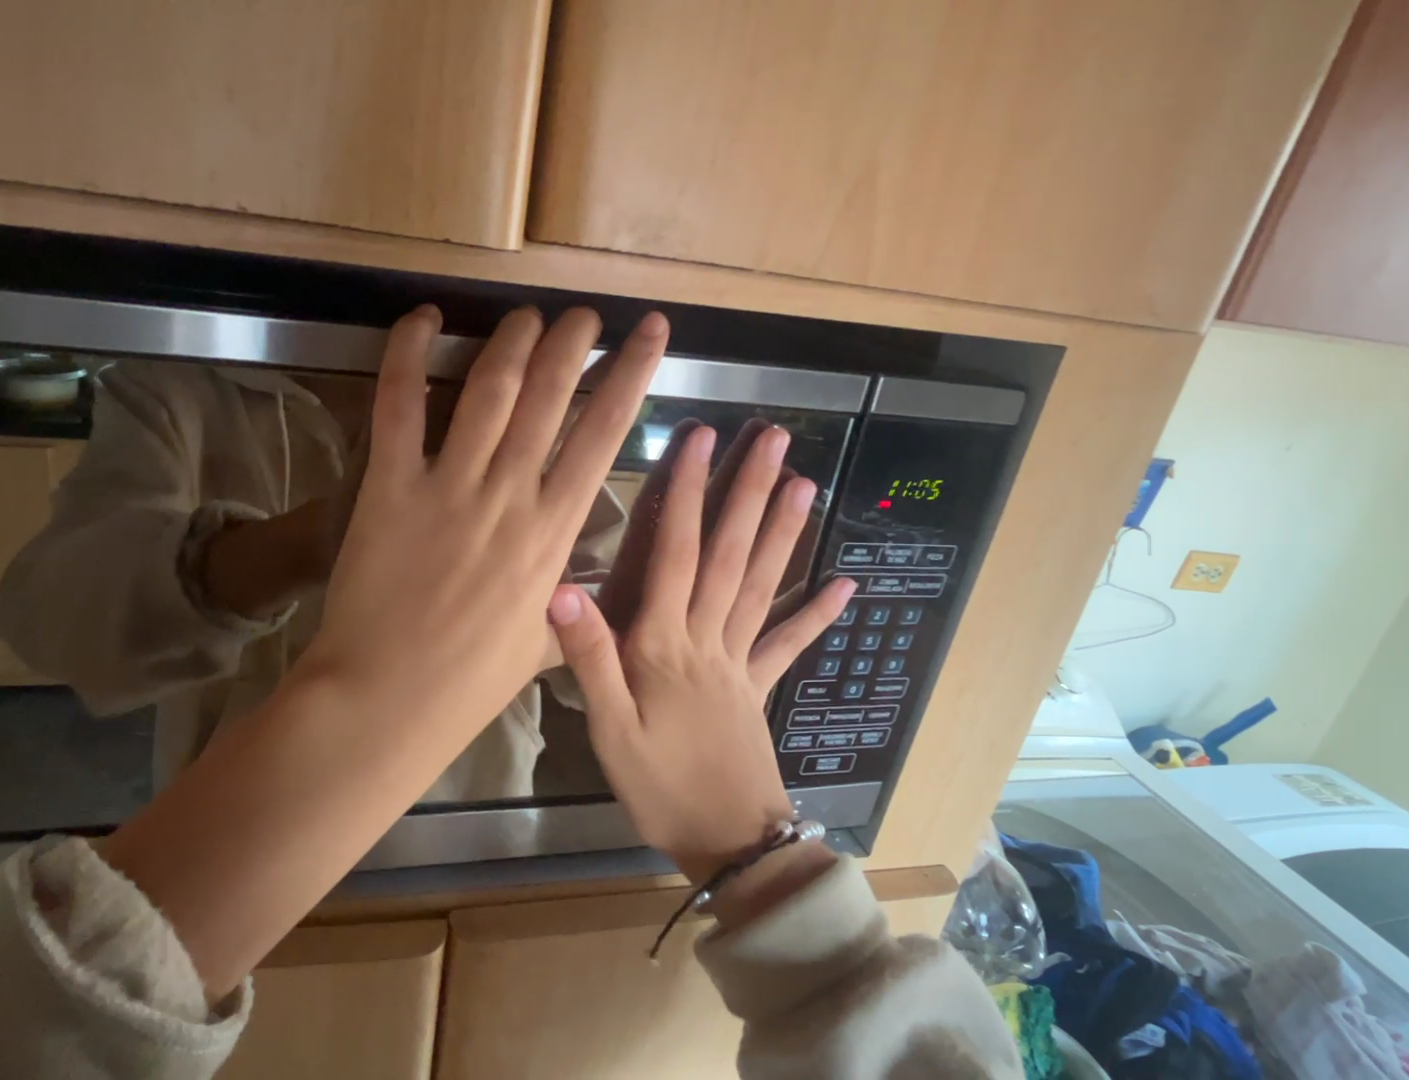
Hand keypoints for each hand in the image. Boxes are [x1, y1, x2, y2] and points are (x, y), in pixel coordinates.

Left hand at [297, 304, 668, 761]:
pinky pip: (400, 407)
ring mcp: (449, 486)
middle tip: (582, 315)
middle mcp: (510, 495)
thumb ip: (570, 602)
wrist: (391, 698)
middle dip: (573, 343)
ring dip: (513, 341)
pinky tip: (425, 320)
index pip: (604, 435)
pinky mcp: (390, 486)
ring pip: (491, 391)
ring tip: (527, 314)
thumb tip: (586, 581)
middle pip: (552, 396)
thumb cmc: (473, 680)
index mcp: (554, 532)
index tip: (649, 333)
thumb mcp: (543, 640)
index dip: (631, 374)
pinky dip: (409, 356)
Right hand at [546, 423, 855, 881]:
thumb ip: (591, 658)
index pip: (676, 554)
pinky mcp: (758, 687)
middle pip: (729, 555)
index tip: (700, 439)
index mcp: (665, 644)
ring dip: (782, 532)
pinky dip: (817, 612)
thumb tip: (562, 588)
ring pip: (761, 585)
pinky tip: (845, 583)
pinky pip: (789, 644)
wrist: (729, 843)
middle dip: (747, 493)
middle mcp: (708, 639)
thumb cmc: (660, 787)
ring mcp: (740, 662)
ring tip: (803, 484)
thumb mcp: (609, 729)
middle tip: (776, 439)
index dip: (685, 493)